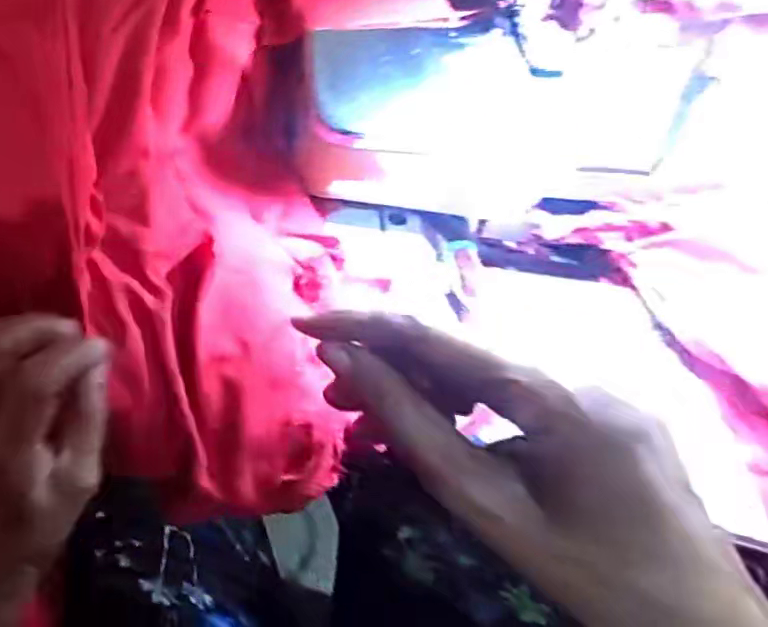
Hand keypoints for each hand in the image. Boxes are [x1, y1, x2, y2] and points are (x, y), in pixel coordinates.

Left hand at [0, 314, 109, 626]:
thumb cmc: (43, 518)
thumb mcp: (82, 480)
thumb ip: (88, 418)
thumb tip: (95, 360)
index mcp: (12, 454)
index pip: (31, 386)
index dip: (66, 356)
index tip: (98, 344)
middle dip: (38, 330)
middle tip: (75, 330)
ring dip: (15, 325)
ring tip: (53, 329)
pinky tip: (22, 334)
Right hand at [298, 310, 767, 626]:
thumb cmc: (587, 573)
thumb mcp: (477, 496)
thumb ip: (402, 416)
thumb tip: (335, 353)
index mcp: (560, 395)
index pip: (433, 334)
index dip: (357, 323)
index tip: (300, 322)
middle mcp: (580, 375)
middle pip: (451, 346)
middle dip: (381, 362)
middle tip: (333, 392)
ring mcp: (594, 389)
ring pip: (471, 361)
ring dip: (411, 379)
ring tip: (366, 412)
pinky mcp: (596, 407)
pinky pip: (501, 383)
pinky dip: (450, 395)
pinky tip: (425, 420)